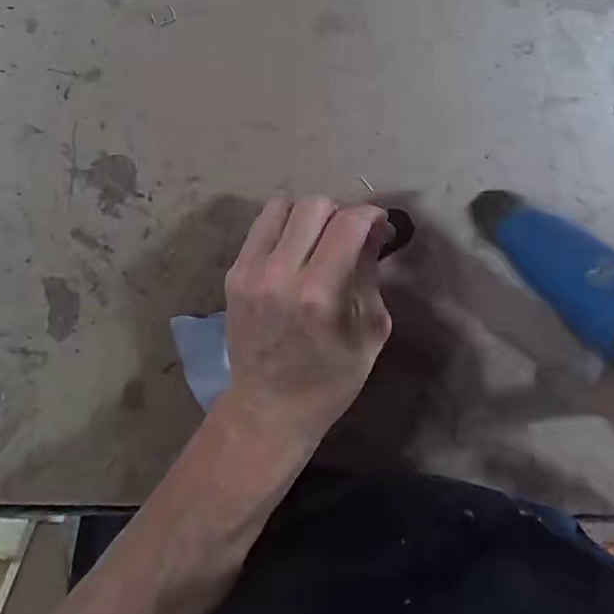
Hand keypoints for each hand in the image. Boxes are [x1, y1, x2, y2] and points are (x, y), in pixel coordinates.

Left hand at [220, 196, 392, 447]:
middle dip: (341, 212)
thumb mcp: (370, 331)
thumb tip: (374, 229)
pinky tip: (295, 249)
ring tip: (319, 238)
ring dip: (309, 214)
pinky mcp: (233, 273)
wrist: (268, 409)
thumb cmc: (330, 379)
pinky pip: (262, 225)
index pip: (348, 223)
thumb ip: (370, 273)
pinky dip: (284, 226)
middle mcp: (280, 275)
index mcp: (319, 294)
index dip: (370, 214)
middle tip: (349, 235)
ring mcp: (250, 272)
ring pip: (283, 205)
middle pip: (314, 204)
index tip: (379, 224)